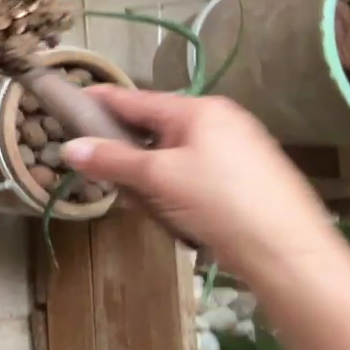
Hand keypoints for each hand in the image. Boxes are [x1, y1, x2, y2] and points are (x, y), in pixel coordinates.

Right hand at [63, 89, 342, 282]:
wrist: (285, 250)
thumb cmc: (219, 201)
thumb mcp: (156, 177)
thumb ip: (110, 160)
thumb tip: (68, 148)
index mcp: (198, 110)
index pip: (134, 98)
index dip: (98, 101)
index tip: (63, 103)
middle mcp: (214, 122)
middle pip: (148, 128)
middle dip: (120, 150)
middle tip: (95, 169)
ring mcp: (227, 150)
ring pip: (163, 154)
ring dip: (141, 175)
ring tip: (133, 198)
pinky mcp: (233, 178)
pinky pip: (182, 172)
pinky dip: (163, 187)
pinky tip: (159, 209)